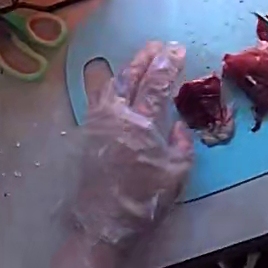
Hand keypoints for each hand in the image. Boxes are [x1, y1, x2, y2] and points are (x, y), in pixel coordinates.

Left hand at [48, 42, 193, 267]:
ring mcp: (97, 123)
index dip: (168, 63)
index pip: (156, 83)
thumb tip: (178, 124)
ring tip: (136, 59)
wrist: (102, 222)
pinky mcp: (85, 133)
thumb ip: (181, 145)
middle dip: (144, 58)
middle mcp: (116, 116)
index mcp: (141, 124)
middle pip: (129, 76)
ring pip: (109, 85)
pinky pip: (96, 100)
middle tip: (156, 45)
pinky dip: (106, 86)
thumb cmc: (143, 200)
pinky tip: (112, 83)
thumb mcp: (176, 174)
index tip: (176, 49)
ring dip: (124, 68)